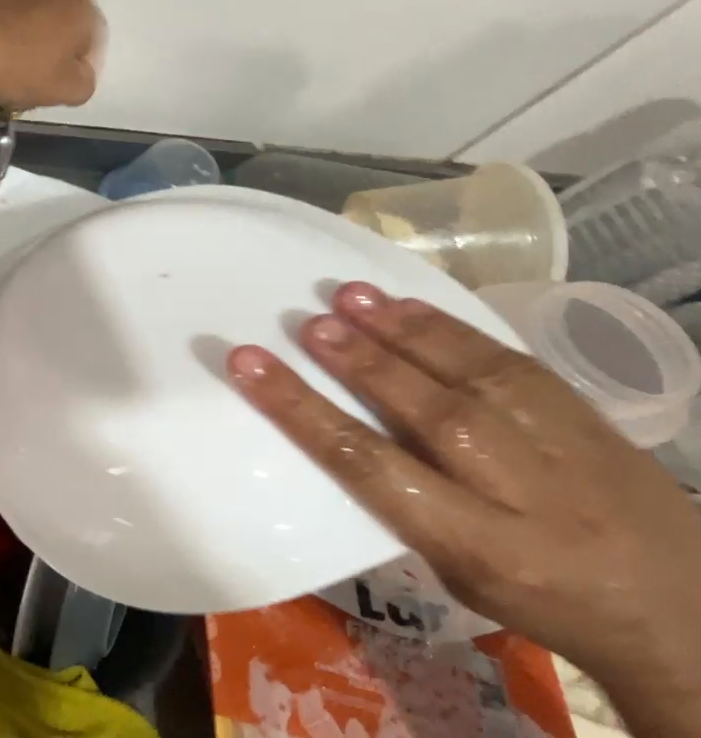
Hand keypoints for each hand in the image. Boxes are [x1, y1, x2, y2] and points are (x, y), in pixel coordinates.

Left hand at [0, 0, 104, 109]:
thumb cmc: (13, 66)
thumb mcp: (62, 90)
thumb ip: (83, 83)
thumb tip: (79, 74)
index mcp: (78, 1)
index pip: (90, 38)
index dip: (76, 67)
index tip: (55, 87)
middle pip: (54, 18)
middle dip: (46, 43)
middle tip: (26, 74)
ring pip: (19, 8)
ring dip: (14, 29)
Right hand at [228, 283, 700, 730]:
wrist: (686, 610)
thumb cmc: (541, 599)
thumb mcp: (459, 573)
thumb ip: (403, 503)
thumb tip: (333, 430)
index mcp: (481, 545)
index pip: (371, 467)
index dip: (303, 412)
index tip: (249, 367)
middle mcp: (525, 492)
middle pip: (430, 415)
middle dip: (363, 365)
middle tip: (307, 325)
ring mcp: (568, 449)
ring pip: (478, 378)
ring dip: (406, 332)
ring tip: (347, 296)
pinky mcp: (592, 417)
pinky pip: (517, 363)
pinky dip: (456, 330)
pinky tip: (411, 306)